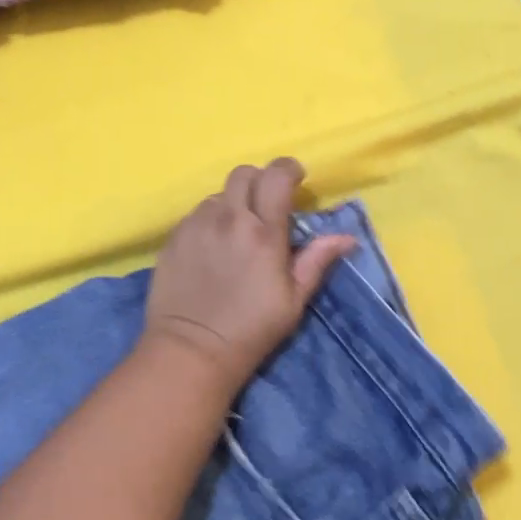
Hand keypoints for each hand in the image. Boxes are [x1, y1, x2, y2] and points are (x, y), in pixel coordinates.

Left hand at [143, 159, 357, 392]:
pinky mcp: (174, 237)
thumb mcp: (293, 301)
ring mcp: (196, 225)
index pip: (276, 176)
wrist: (191, 349)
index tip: (295, 180)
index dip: (288, 170)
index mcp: (263, 233)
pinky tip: (212, 248)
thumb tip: (346, 237)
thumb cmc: (251, 330)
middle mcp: (228, 219)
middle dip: (259, 181)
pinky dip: (210, 220)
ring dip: (233, 203)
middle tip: (266, 204)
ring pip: (218, 194)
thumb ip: (316, 261)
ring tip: (237, 232)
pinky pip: (196, 214)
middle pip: (244, 174)